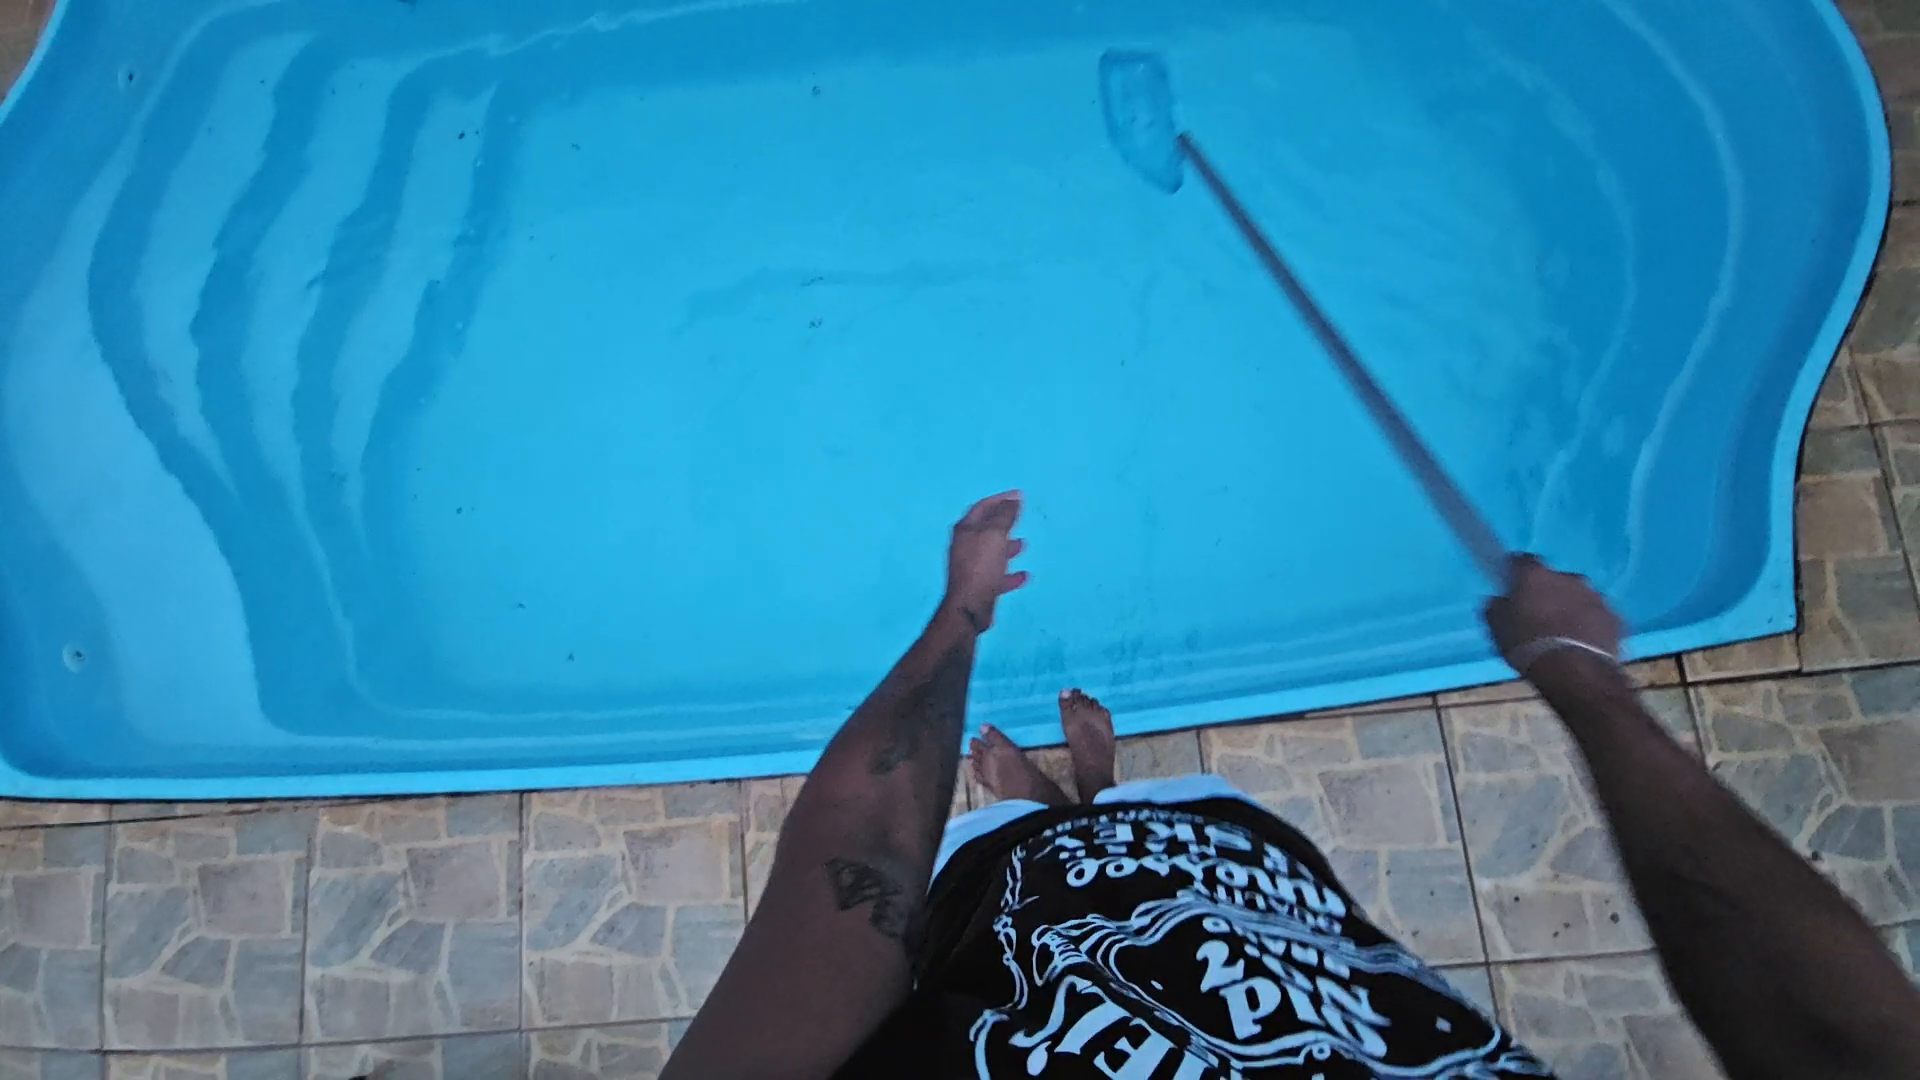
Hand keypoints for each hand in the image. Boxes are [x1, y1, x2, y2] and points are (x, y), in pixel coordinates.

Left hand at [941, 491, 1028, 632]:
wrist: (970, 606)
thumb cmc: (982, 565)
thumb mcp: (995, 535)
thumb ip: (1005, 516)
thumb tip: (1013, 498)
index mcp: (965, 530)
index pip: (982, 507)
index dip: (1000, 499)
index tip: (1019, 495)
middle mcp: (965, 546)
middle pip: (986, 529)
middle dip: (1003, 522)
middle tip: (1020, 516)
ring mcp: (971, 567)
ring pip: (991, 551)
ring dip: (1007, 546)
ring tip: (1023, 544)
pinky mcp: (979, 585)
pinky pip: (997, 575)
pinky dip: (1010, 573)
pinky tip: (1024, 575)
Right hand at [1483, 553, 1622, 664]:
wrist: (1574, 670)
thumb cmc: (1526, 642)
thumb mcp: (1495, 624)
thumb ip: (1498, 605)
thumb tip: (1502, 599)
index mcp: (1536, 575)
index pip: (1522, 560)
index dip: (1515, 570)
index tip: (1509, 582)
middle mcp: (1569, 578)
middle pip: (1555, 579)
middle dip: (1547, 591)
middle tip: (1536, 611)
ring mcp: (1597, 598)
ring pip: (1578, 596)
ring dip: (1569, 607)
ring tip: (1560, 630)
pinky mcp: (1617, 619)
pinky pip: (1597, 616)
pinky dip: (1588, 623)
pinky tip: (1579, 641)